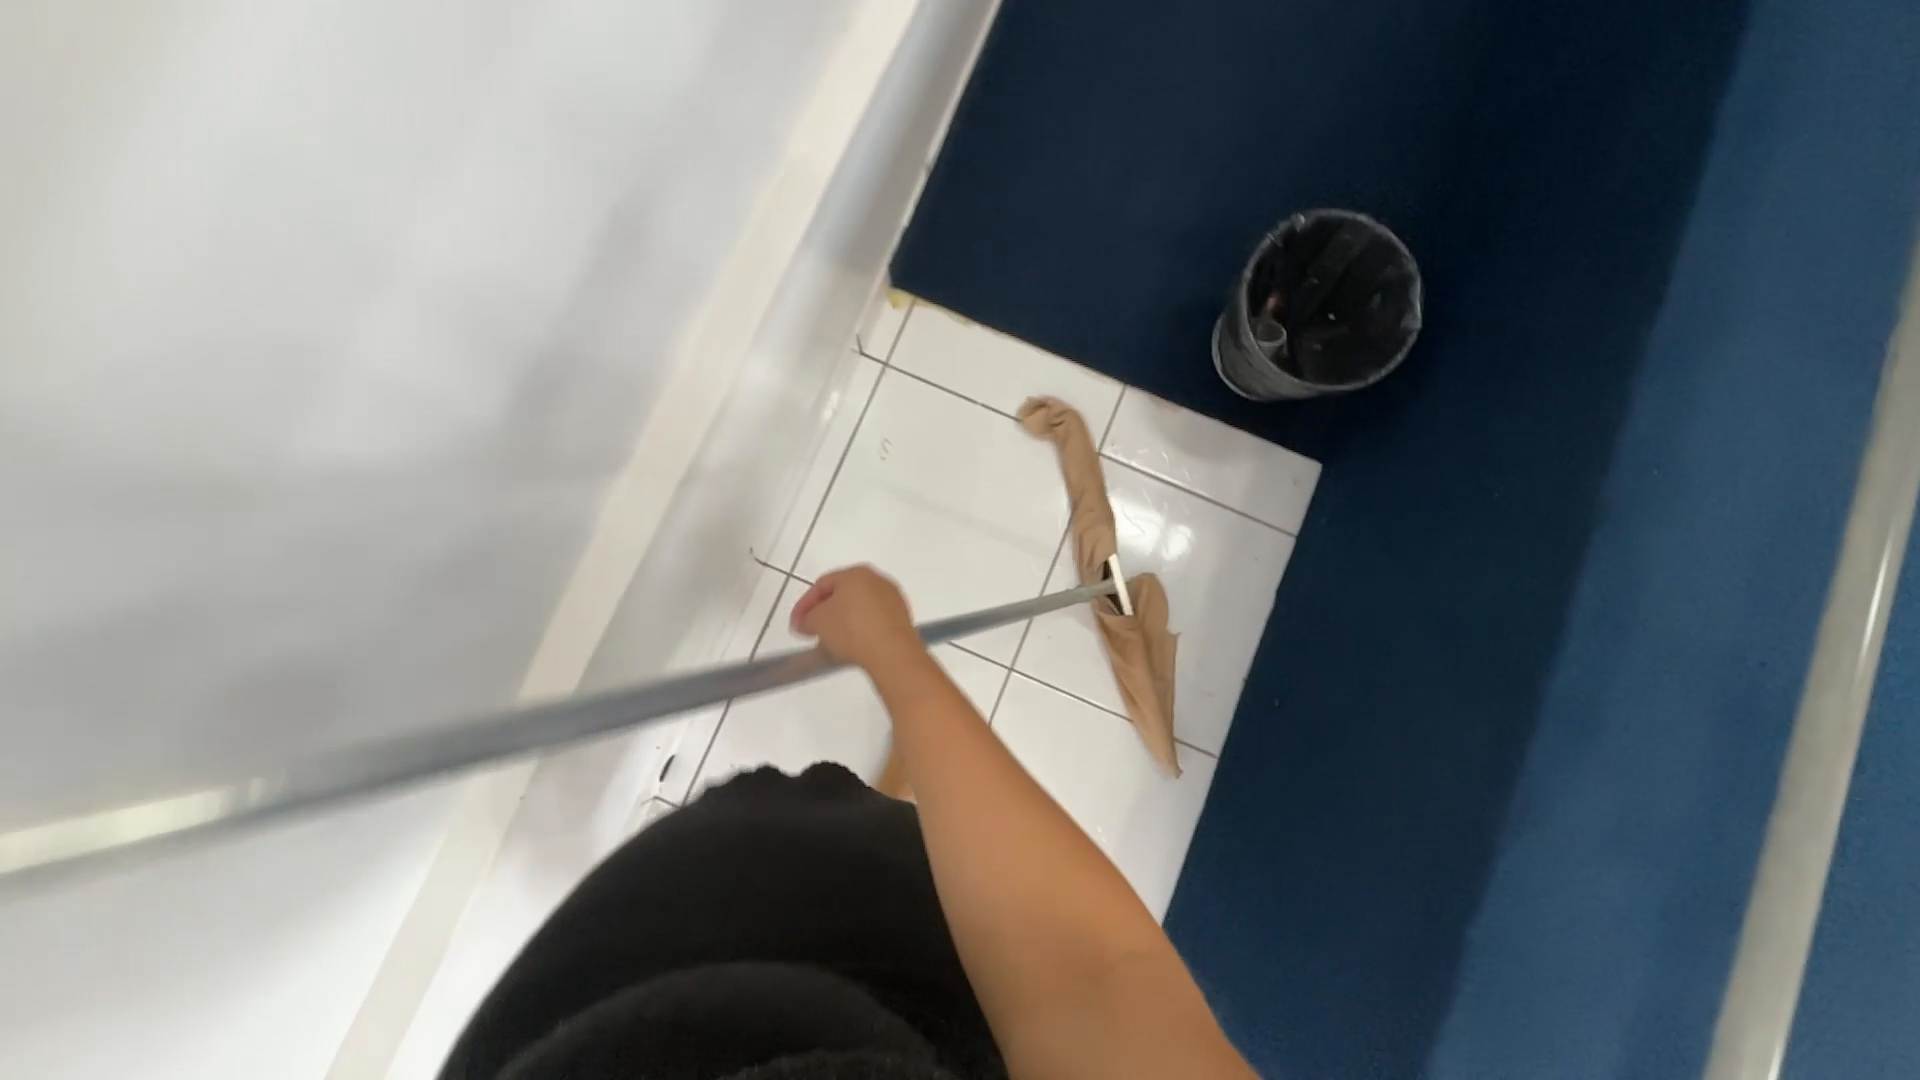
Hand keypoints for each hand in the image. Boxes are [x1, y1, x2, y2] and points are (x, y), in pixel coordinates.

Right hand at [789, 565, 924, 671]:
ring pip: (860, 608)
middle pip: (843, 594)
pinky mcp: (903, 619)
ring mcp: (893, 598)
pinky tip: (853, 645)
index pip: (822, 584)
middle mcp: (878, 580)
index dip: (804, 605)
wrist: (892, 653)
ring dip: (843, 621)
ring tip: (831, 641)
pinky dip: (860, 629)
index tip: (796, 625)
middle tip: (812, 630)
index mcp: (856, 573)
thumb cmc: (851, 629)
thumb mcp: (817, 622)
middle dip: (824, 612)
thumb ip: (806, 618)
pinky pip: (874, 620)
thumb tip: (807, 621)